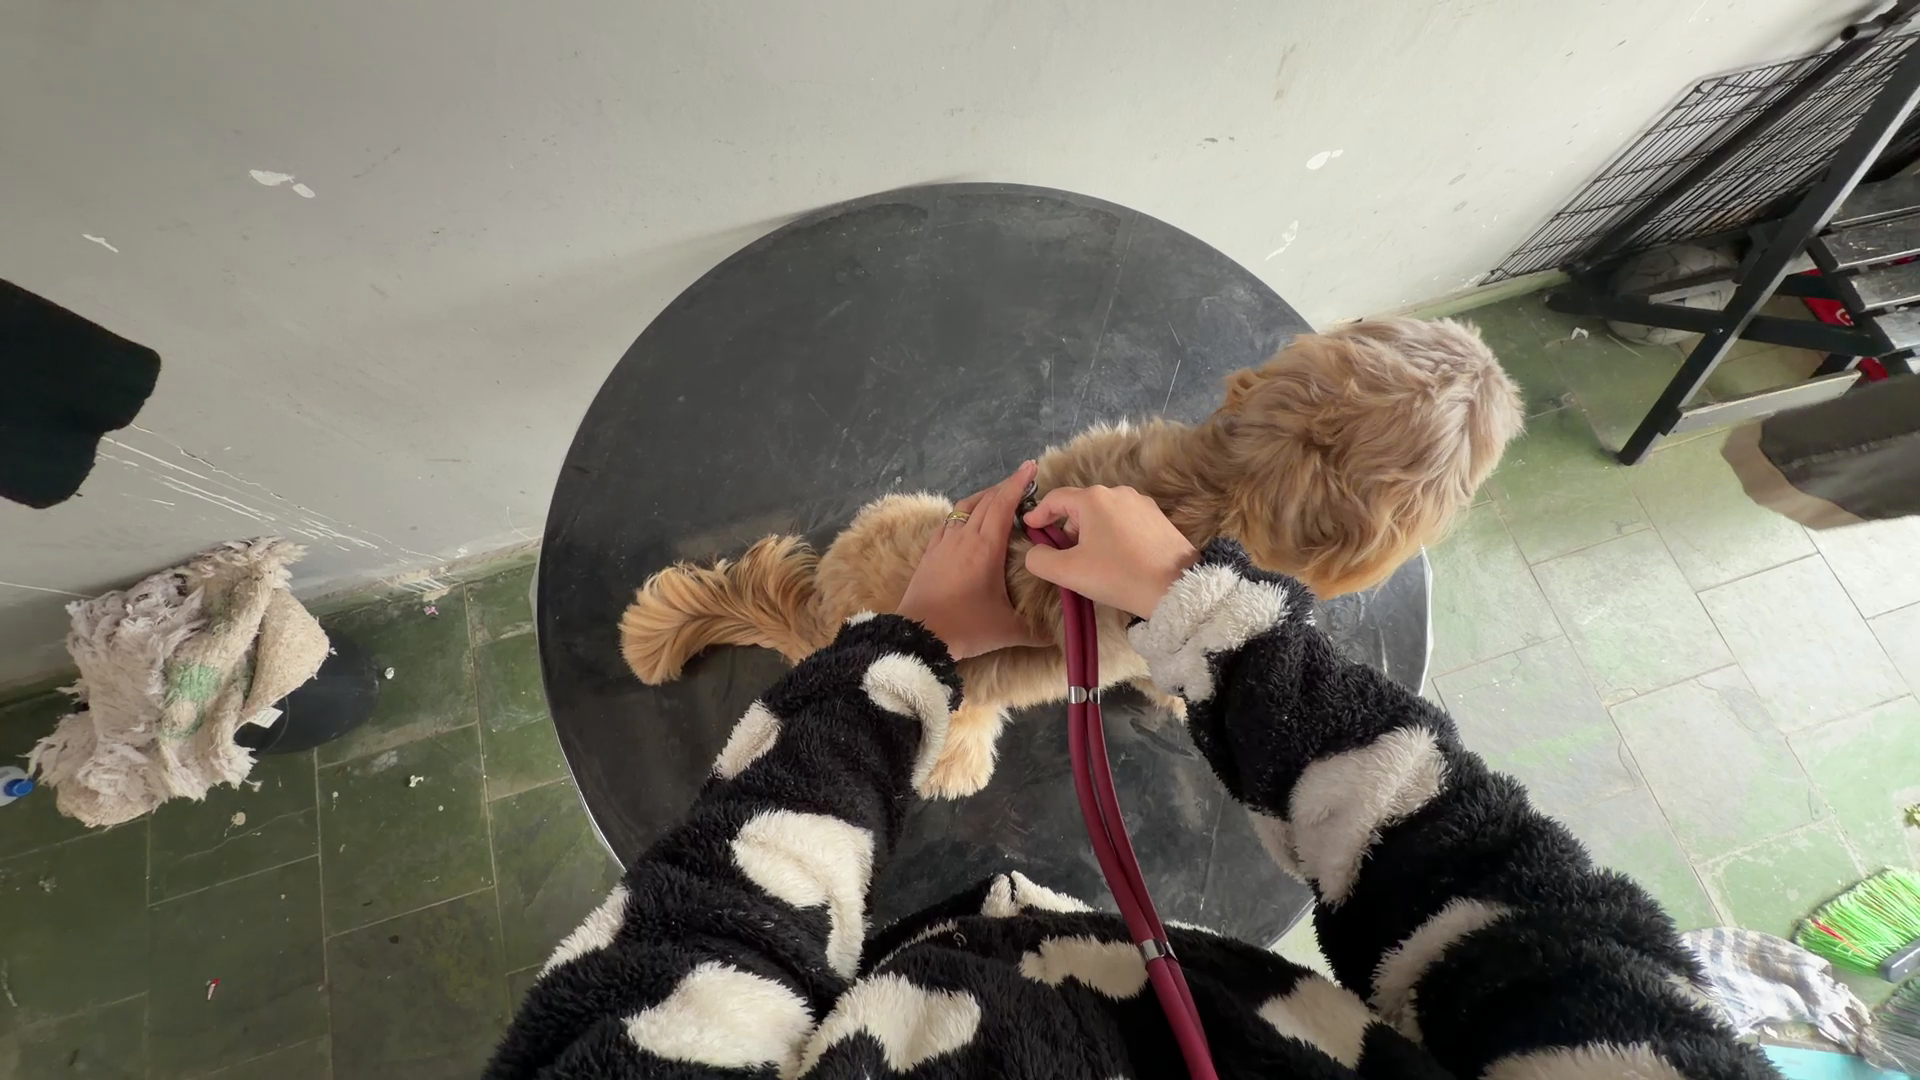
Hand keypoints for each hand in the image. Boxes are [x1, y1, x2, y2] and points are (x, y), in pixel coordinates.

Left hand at [895, 461, 1046, 659]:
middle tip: (1023, 482)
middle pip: (985, 500)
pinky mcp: (929, 552)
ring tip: (997, 497)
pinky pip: (948, 521)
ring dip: (983, 497)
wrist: (918, 636)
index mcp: (986, 546)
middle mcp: (964, 536)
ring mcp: (944, 542)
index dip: (1018, 483)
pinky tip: (966, 519)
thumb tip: (1062, 634)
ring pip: (964, 506)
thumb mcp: (1008, 630)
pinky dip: (962, 512)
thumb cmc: (966, 627)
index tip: (1031, 467)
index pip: (1004, 504)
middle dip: (1005, 487)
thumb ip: (1037, 630)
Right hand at [1022, 485, 1198, 618]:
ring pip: (1103, 514)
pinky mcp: (1158, 518)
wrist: (1175, 587)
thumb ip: (1039, 559)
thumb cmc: (1117, 575)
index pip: (1056, 498)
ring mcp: (1141, 503)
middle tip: (1063, 556)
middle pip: (1080, 507)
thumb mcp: (1068, 571)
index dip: (1038, 514)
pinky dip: (1111, 535)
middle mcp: (1118, 492)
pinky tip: (1115, 559)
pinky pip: (1123, 521)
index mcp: (1093, 499)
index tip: (1030, 529)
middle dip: (1066, 528)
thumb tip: (1035, 551)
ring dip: (1089, 533)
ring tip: (1090, 561)